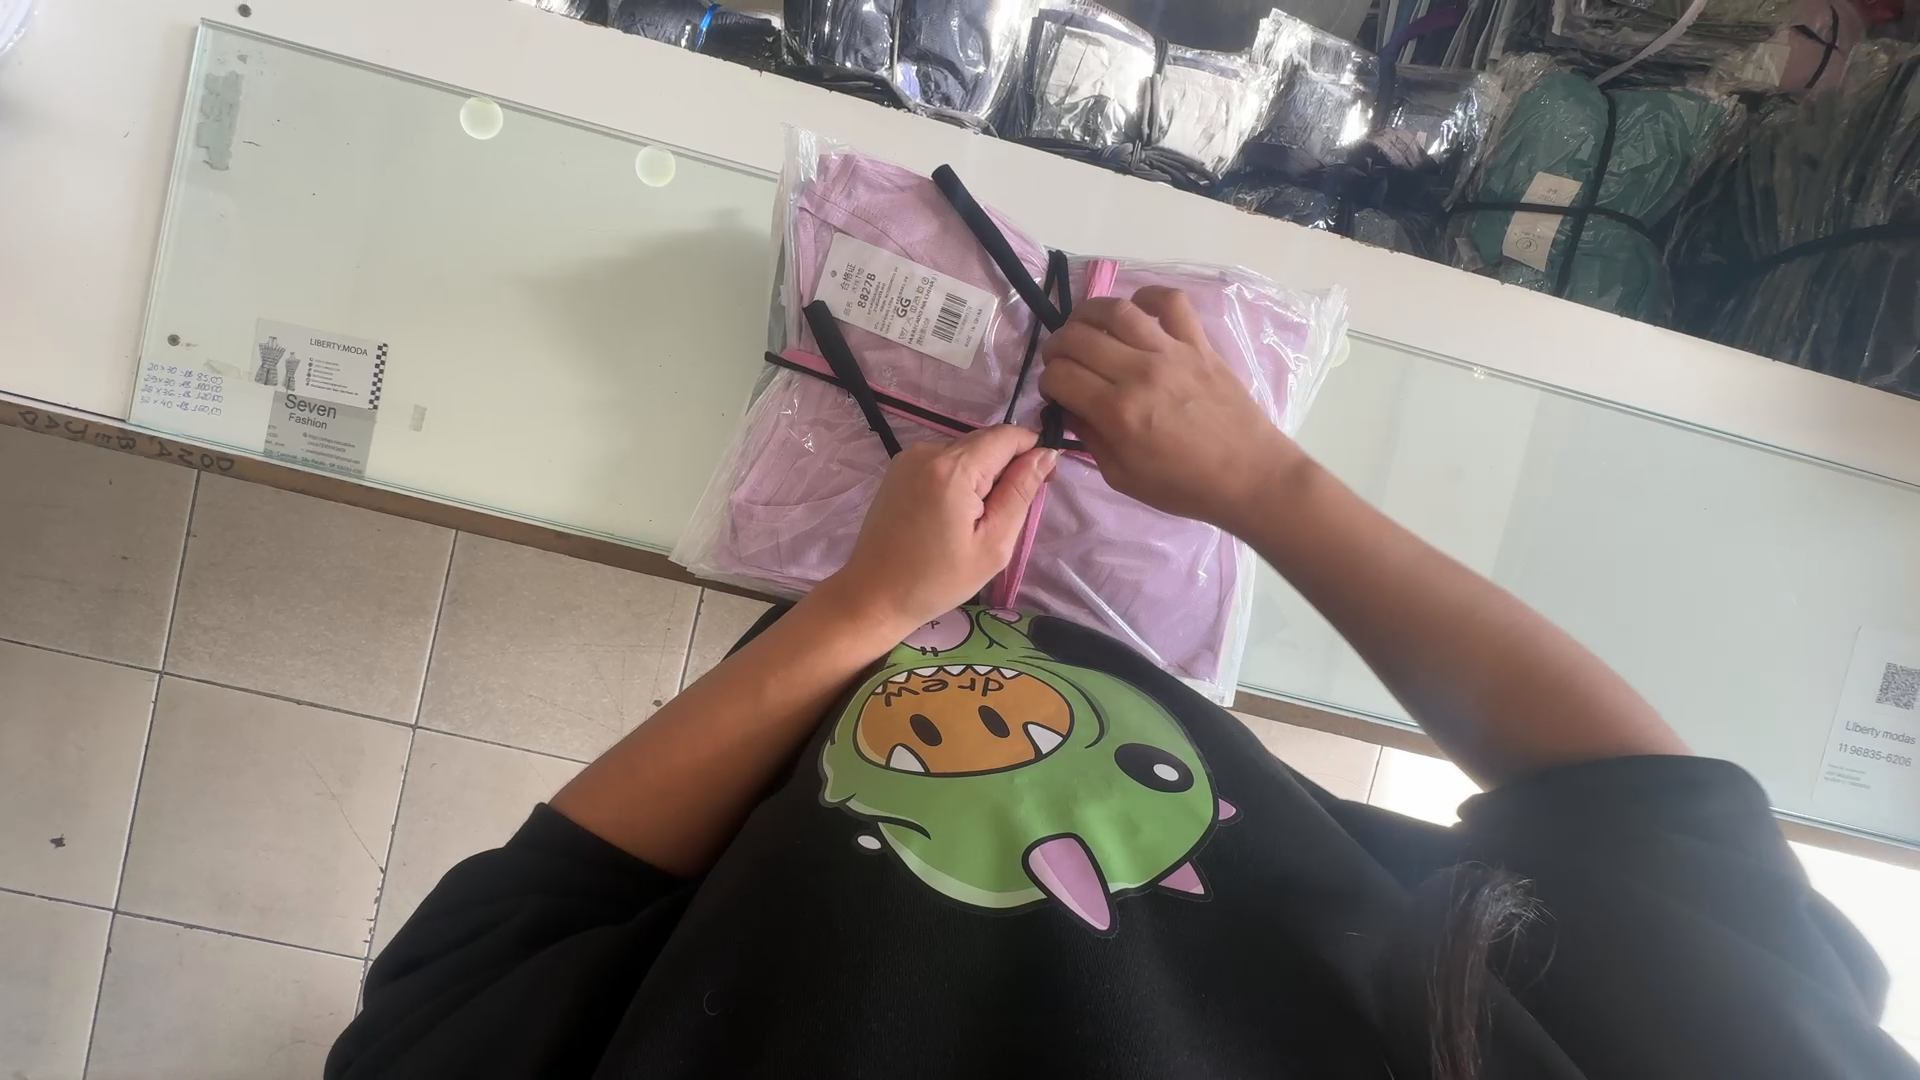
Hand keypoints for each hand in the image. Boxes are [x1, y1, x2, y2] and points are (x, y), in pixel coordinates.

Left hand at [818, 425, 1057, 638]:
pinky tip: (953, 515)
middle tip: (1009, 513)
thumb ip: (1020, 492)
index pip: (1007, 435)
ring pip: (965, 453)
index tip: (1043, 482)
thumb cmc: (938, 580)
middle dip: (1007, 468)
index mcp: (953, 469)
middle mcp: (928, 451)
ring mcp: (908, 458)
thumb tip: (1045, 453)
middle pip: (985, 442)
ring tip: (977, 521)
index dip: (1032, 451)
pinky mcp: (898, 469)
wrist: (874, 595)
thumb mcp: (993, 544)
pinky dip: (959, 480)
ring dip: (982, 476)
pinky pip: (943, 462)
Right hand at [1038, 286, 1302, 530]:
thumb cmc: (1182, 486)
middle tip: (1059, 360)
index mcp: (1117, 413)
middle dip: (1056, 348)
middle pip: (1078, 338)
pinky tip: (1136, 312)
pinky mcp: (1198, 343)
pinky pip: (1170, 301)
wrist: (1248, 476)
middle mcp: (1139, 373)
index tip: (1055, 393)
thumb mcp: (1121, 477)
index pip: (1060, 376)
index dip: (1047, 383)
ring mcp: (1172, 352)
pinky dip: (1147, 297)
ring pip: (1116, 310)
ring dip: (1087, 315)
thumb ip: (1089, 439)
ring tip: (1083, 328)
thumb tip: (1068, 408)